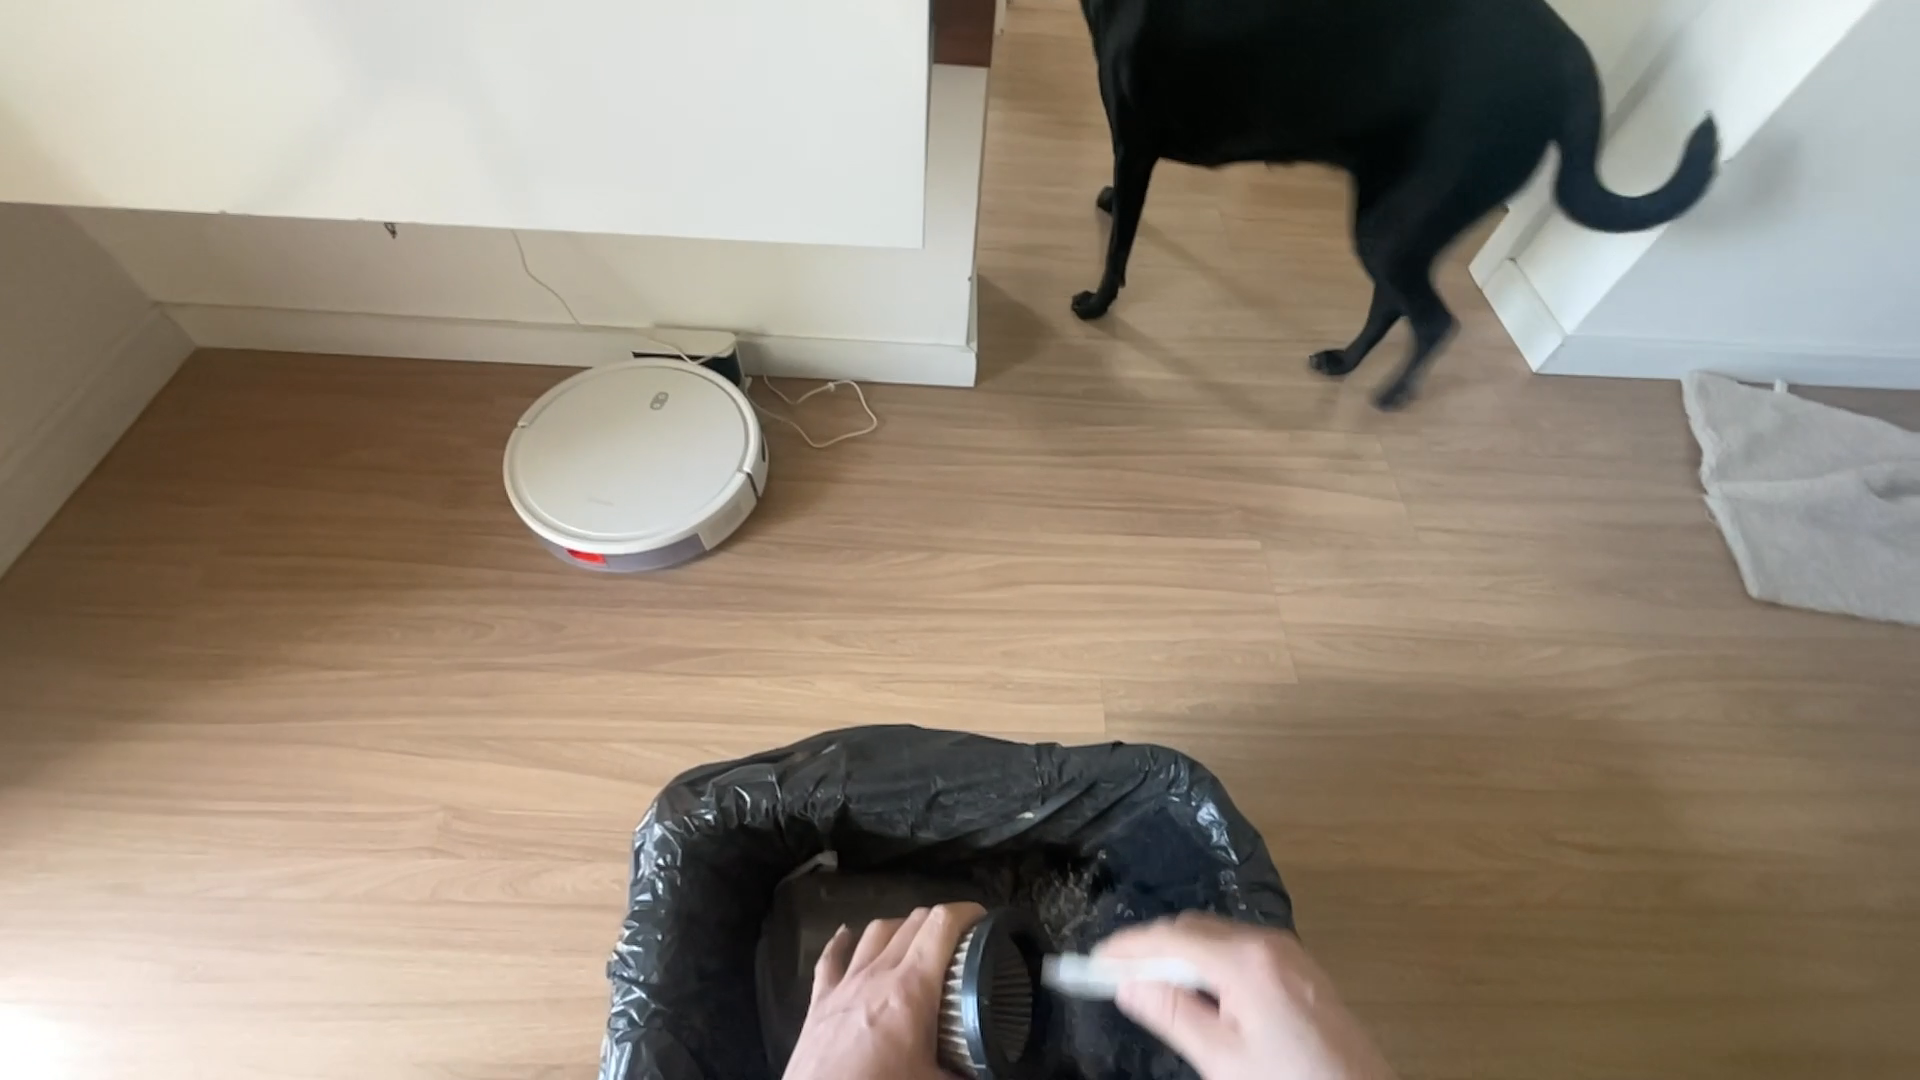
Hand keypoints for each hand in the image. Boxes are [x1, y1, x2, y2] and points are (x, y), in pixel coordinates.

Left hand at [782, 903, 985, 1079]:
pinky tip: (847, 934)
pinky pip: (830, 958)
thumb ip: (968, 1070)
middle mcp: (878, 974)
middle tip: (958, 937)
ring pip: (876, 932)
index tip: (981, 918)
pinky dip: (842, 942)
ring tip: (915, 938)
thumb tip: (991, 1068)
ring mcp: (845, 984)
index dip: (965, 912)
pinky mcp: (819, 1001)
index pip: (941, 926)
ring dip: (900, 927)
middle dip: (939, 920)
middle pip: (912, 922)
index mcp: (911, 990)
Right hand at [1096, 913, 1396, 1079]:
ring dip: (1180, 952)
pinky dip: (1210, 960)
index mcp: (1245, 960)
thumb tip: (1127, 985)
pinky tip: (1200, 988)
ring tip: (1153, 983)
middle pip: (1192, 929)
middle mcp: (1266, 941)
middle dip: (1153, 947)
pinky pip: (1240, 948)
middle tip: (1118, 975)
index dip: (1128, 947)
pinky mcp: (1300, 968)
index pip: (1170, 937)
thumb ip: (1172, 1015)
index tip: (1094, 960)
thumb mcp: (1223, 1060)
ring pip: (1215, 935)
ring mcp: (1288, 951)